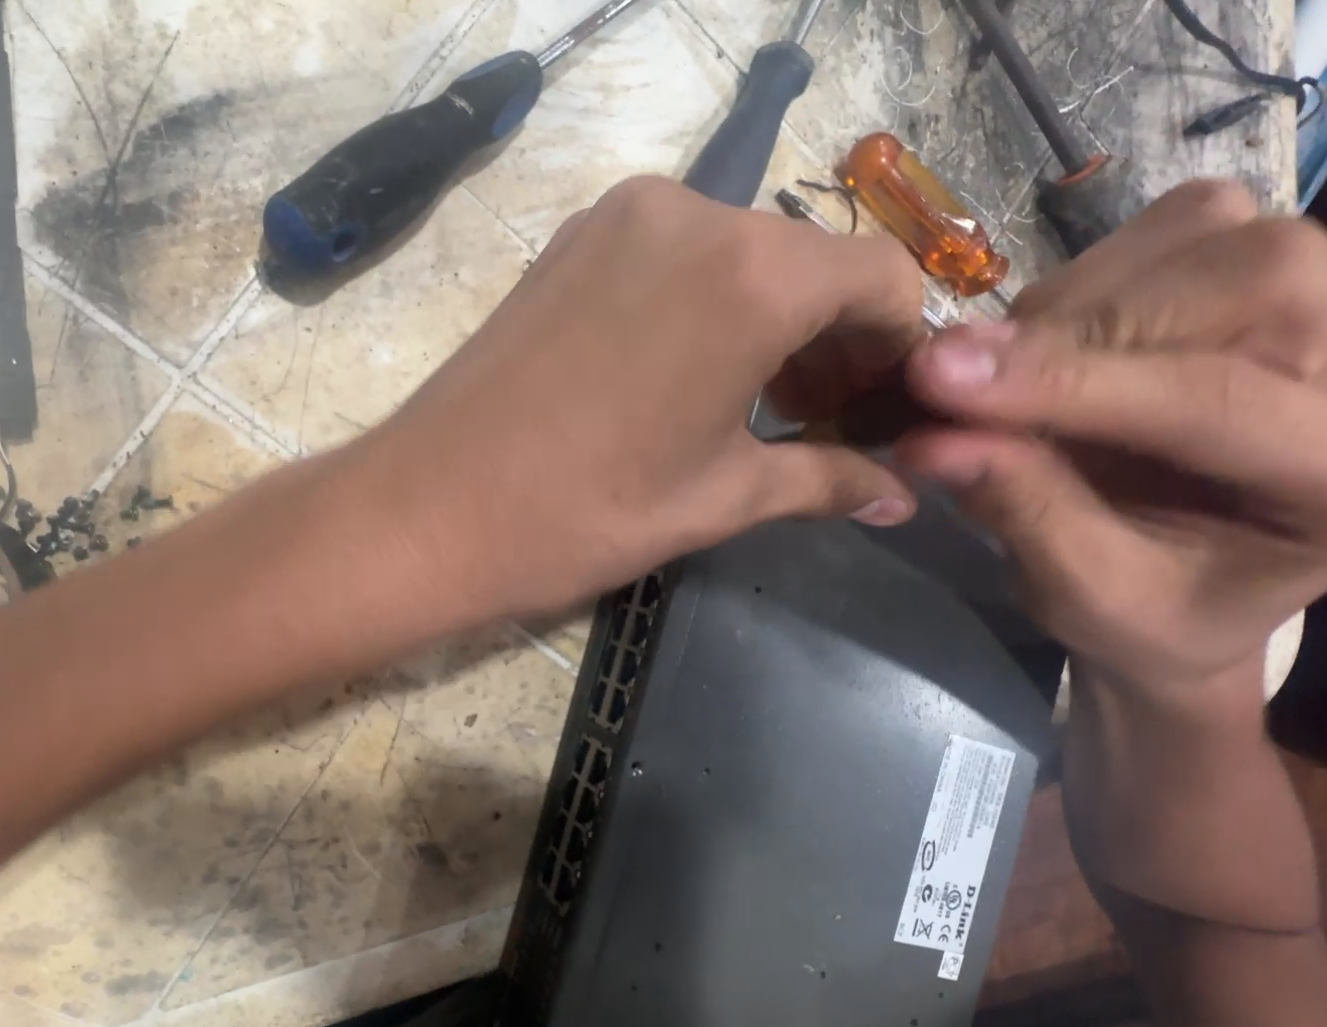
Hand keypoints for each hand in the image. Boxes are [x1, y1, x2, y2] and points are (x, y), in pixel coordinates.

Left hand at [351, 176, 924, 618]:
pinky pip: (671, 255)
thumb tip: (900, 495)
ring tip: (754, 404)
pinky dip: (702, 300)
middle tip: (821, 420)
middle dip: (831, 337)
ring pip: (738, 253)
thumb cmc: (582, 512)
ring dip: (767, 318)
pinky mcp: (569, 239)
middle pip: (808, 260)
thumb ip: (823, 479)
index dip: (898, 346)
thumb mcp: (717, 499)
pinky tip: (684, 371)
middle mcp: (692, 213)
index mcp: (752, 272)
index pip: (882, 277)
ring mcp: (618, 217)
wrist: (426, 508)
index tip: (884, 408)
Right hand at [897, 180, 1326, 700]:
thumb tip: (925, 437)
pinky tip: (1052, 343)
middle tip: (957, 387)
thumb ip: (1021, 510)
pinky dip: (1084, 277)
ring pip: (1202, 238)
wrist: (1183, 589)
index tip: (931, 380)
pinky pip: (1175, 223)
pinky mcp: (1271, 272)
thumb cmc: (1148, 617)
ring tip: (1006, 381)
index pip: (1219, 401)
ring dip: (1066, 307)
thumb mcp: (1082, 594)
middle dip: (1073, 335)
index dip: (1063, 386)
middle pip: (1237, 280)